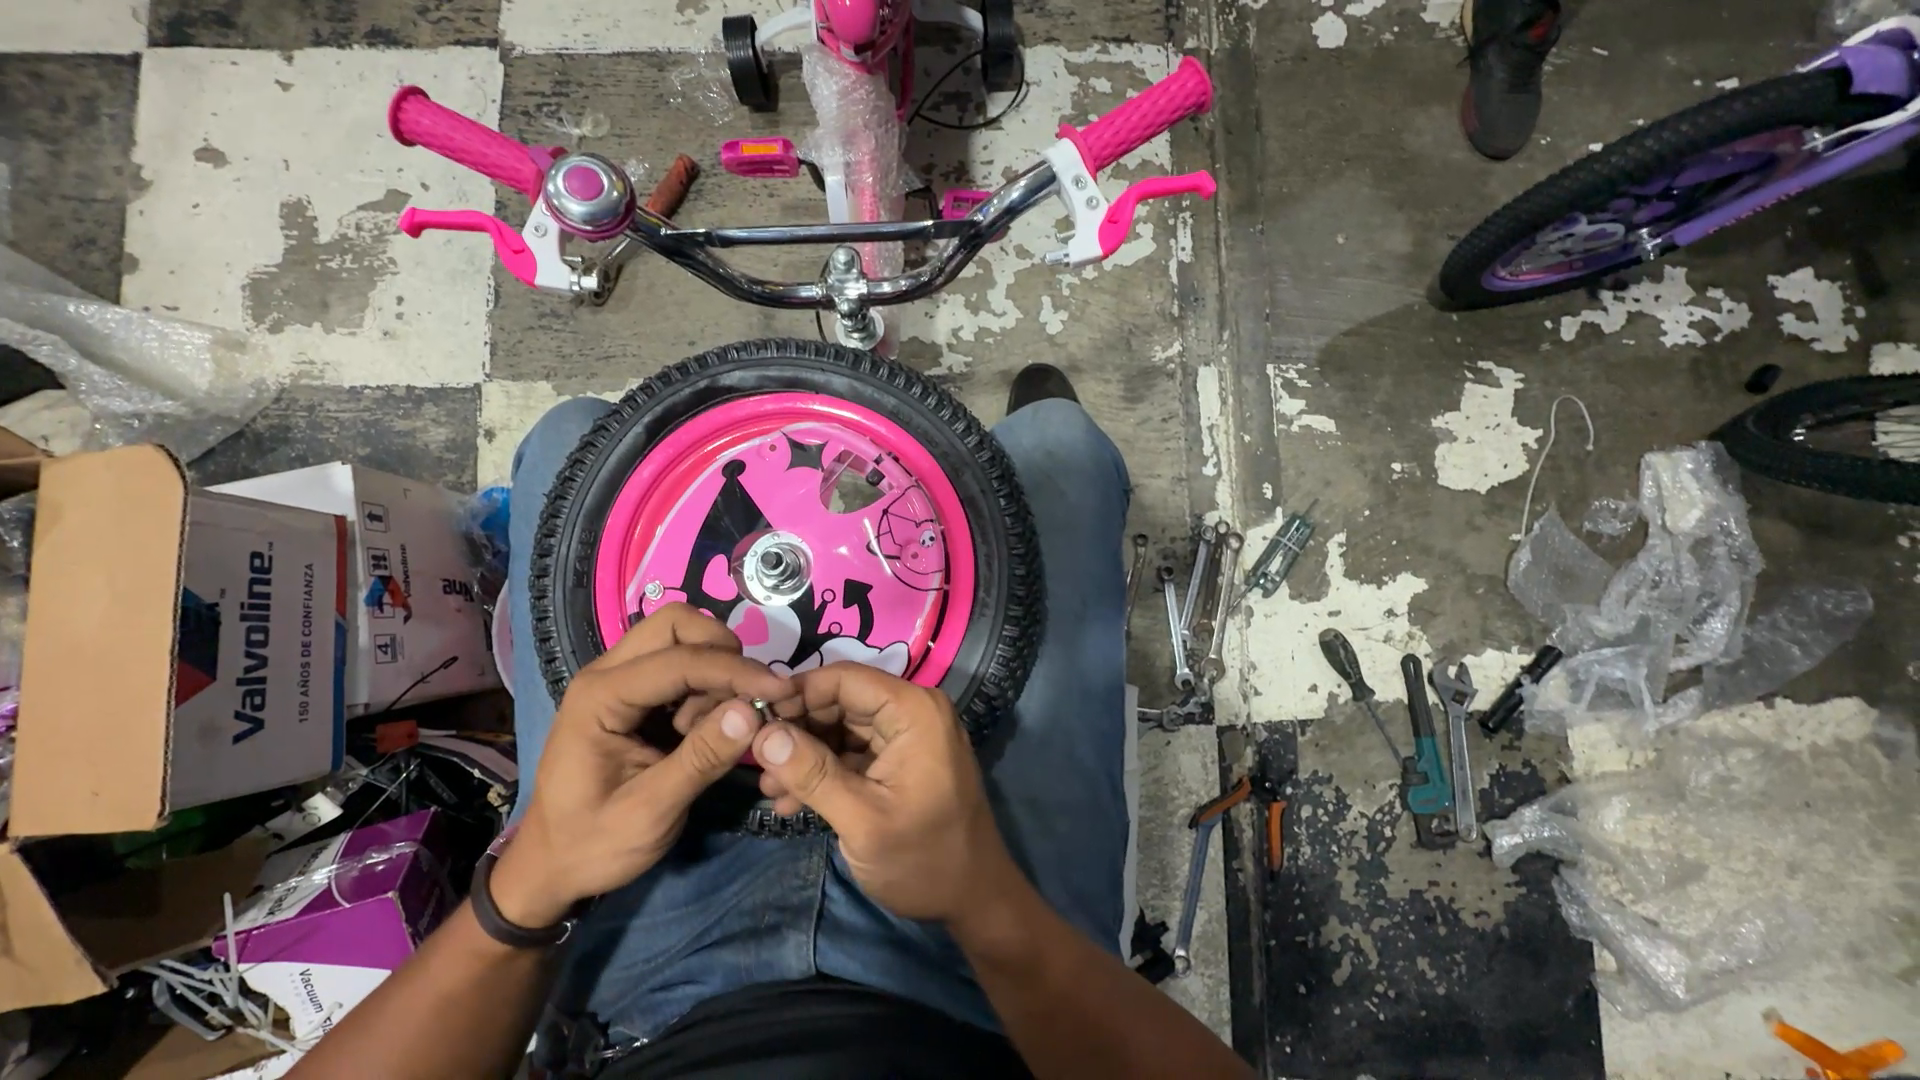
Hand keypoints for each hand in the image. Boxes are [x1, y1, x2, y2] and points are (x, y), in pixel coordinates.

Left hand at [490, 604, 791, 926]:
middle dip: (722, 651)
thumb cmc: (592, 844)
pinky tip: (708, 731)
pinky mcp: (636, 696)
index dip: (735, 671)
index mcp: (600, 699)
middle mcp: (607, 675)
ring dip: (716, 672)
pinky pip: (682, 666)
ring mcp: (621, 682)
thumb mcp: (649, 814)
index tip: (781, 691)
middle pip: (675, 624)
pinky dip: (708, 686)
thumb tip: (752, 711)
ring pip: (682, 640)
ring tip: (718, 728)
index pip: (679, 661)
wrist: (551, 866)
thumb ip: (700, 760)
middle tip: (750, 697)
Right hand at [751, 663, 1018, 924]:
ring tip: (767, 791)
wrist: (972, 900)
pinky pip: (851, 751)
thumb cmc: (924, 860)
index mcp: (913, 710)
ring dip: (803, 755)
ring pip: (840, 727)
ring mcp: (907, 735)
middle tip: (754, 762)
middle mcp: (912, 711)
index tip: (752, 721)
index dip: (796, 694)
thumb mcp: (862, 820)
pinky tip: (788, 802)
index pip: (843, 678)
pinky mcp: (899, 760)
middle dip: (796, 730)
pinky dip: (822, 772)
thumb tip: (762, 735)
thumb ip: (812, 774)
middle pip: (839, 700)